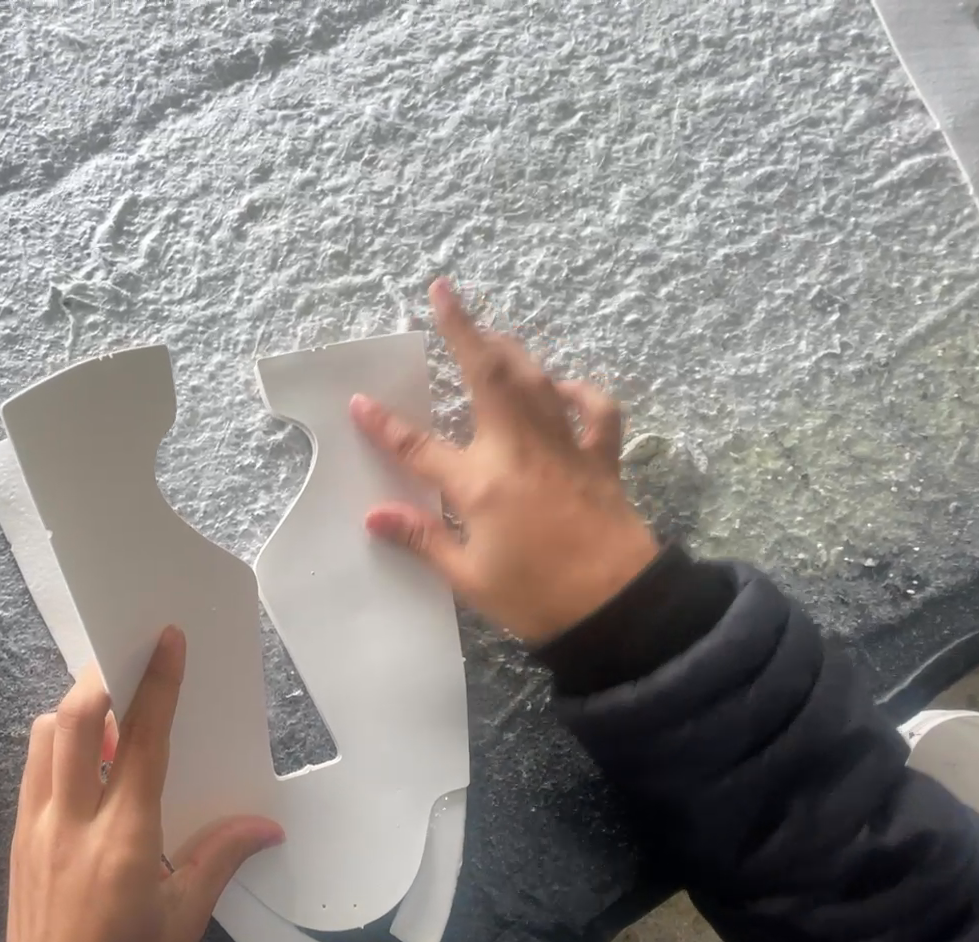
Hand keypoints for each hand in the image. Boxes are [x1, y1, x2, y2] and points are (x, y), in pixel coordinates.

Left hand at [4, 627, 283, 941]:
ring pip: (43, 737)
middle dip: (99, 676)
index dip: (157, 684)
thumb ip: (222, 857)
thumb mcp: (186, 919)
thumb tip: (269, 825)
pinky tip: (85, 760)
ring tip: (108, 714)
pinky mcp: (17, 836)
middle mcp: (72, 820)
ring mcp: (36, 825)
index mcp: (124, 838)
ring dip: (73, 709)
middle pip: (72, 721)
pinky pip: (32, 767)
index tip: (166, 639)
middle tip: (127, 658)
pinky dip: (55, 742)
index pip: (142, 741)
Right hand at [351, 279, 658, 644]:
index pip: (418, 446)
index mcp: (478, 484)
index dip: (384, 424)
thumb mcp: (468, 577)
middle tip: (446, 294)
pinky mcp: (600, 458)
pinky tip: (564, 386)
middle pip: (488, 377)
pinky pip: (596, 411)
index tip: (359, 401)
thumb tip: (373, 516)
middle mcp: (518, 451)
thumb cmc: (535, 597)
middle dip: (463, 331)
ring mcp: (563, 448)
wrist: (619, 610)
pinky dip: (580, 391)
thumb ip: (421, 539)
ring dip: (511, 348)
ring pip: (536, 381)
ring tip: (491, 331)